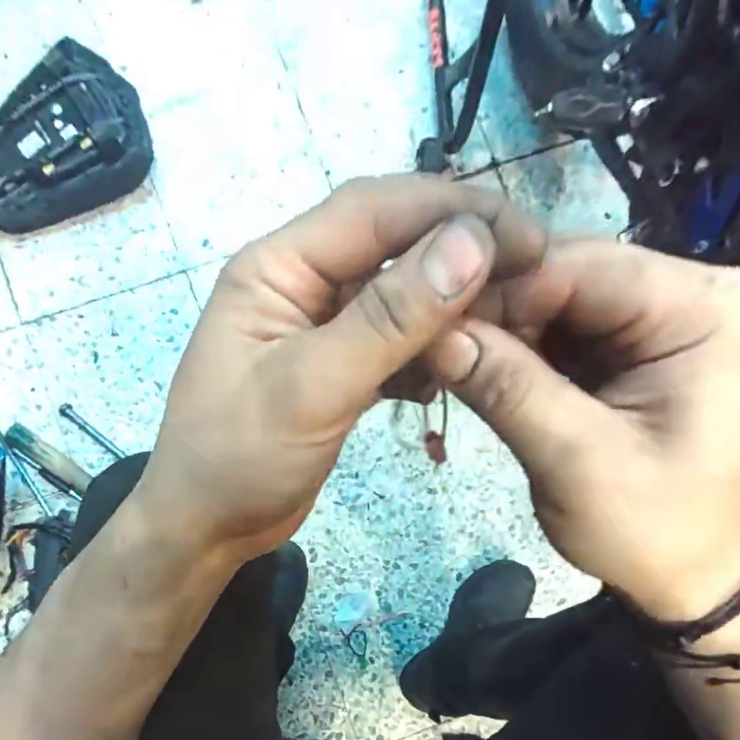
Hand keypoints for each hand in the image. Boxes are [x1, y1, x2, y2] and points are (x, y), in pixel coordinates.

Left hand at [134, 176, 546, 563]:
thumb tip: (472, 244)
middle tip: (533, 272)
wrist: (206, 528)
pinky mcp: (336, 368)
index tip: (528, 236)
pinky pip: (392, 342)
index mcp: (278, 267)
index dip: (455, 211)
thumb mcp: (312, 386)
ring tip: (506, 321)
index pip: (376, 211)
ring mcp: (319, 328)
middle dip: (460, 251)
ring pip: (398, 295)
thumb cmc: (240, 458)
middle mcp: (300, 283)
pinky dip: (427, 351)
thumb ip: (389, 318)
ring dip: (449, 305)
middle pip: (392, 244)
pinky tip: (454, 370)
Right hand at [425, 239, 739, 621]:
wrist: (684, 575)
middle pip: (573, 275)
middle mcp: (699, 292)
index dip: (501, 289)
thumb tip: (433, 334)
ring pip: (562, 298)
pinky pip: (565, 326)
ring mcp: (669, 314)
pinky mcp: (639, 342)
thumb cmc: (650, 529)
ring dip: (505, 330)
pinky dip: (521, 348)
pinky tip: (483, 367)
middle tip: (434, 345)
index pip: (587, 267)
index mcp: (711, 308)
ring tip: (452, 360)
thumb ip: (509, 389)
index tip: (430, 319)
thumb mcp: (578, 462)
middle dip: (501, 311)